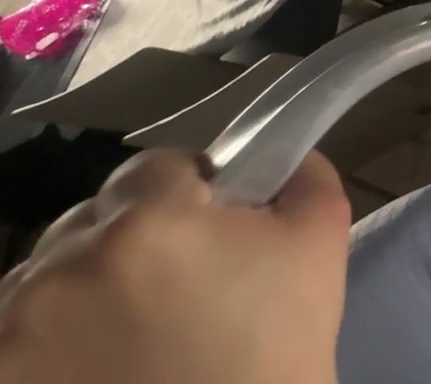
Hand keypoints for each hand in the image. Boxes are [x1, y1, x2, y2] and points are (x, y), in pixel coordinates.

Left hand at [0, 149, 349, 383]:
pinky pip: (10, 328)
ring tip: (129, 315)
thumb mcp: (322, 231)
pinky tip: (92, 350)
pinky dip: (45, 329)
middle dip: (131, 229)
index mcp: (151, 221)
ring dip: (80, 279)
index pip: (151, 165)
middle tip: (179, 266)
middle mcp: (64, 267)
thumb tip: (274, 156)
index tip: (215, 210)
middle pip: (88, 217)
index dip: (190, 180)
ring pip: (41, 273)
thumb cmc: (282, 326)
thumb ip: (301, 173)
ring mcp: (11, 330)